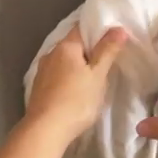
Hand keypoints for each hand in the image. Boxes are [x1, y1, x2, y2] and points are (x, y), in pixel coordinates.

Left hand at [23, 26, 126, 141]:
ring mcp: (42, 71)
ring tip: (92, 77)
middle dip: (88, 50)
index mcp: (65, 46)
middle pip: (72, 44)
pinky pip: (56, 75)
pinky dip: (67, 77)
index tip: (112, 37)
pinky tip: (74, 89)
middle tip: (106, 60)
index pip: (82, 28)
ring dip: (77, 65)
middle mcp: (50, 53)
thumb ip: (107, 50)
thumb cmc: (76, 100)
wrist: (45, 130)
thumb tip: (118, 28)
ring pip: (64, 61)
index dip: (98, 30)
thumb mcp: (98, 75)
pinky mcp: (38, 87)